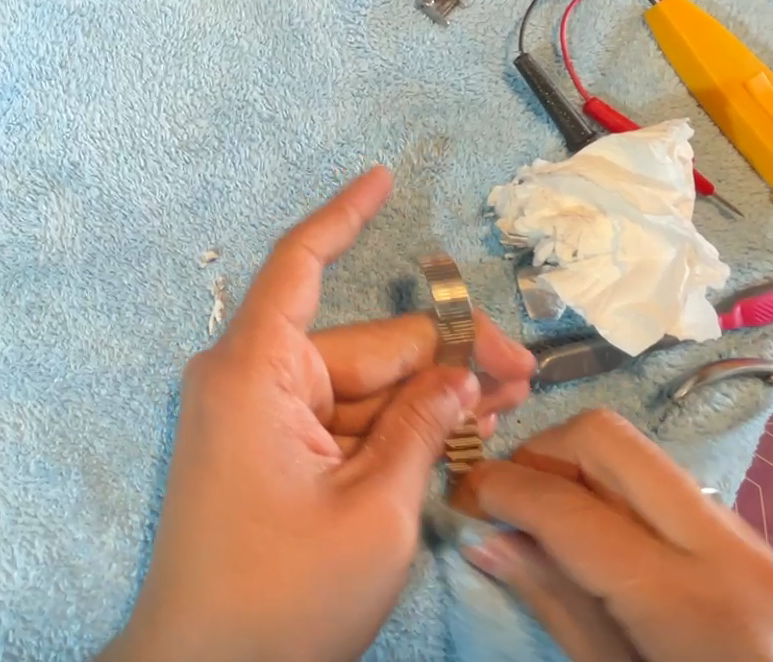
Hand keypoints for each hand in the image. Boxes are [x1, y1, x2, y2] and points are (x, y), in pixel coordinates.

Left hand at [102, 166, 536, 661]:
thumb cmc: (282, 597)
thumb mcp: (374, 512)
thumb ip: (421, 428)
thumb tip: (463, 373)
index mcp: (254, 369)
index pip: (300, 264)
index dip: (343, 215)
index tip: (383, 176)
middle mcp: (248, 376)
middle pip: (358, 345)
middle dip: (440, 356)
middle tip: (524, 376)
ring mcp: (254, 414)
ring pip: (355, 386)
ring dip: (424, 396)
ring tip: (507, 406)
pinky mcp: (264, 449)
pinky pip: (335, 420)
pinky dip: (390, 428)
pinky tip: (454, 436)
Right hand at [451, 409, 772, 661]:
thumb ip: (562, 615)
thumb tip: (487, 542)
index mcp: (700, 613)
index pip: (567, 507)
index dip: (497, 488)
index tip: (459, 497)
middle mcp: (742, 562)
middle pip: (609, 440)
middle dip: (540, 451)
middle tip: (508, 498)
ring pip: (647, 460)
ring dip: (581, 471)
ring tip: (552, 524)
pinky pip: (683, 500)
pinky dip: (626, 502)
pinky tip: (611, 554)